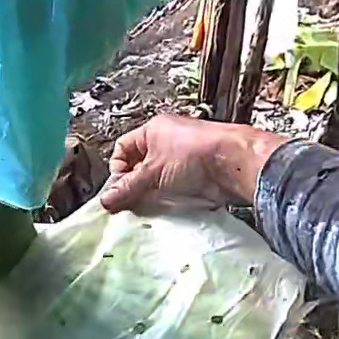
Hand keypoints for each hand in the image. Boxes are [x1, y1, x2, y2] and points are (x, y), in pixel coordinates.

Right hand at [99, 113, 286, 213]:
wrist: (232, 164)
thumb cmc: (194, 154)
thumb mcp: (152, 172)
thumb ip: (127, 187)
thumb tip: (106, 200)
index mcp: (152, 130)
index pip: (122, 148)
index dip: (117, 168)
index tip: (118, 189)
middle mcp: (166, 142)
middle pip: (139, 166)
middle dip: (134, 185)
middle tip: (130, 202)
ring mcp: (182, 160)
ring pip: (156, 180)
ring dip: (151, 194)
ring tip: (149, 206)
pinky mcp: (195, 177)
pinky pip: (173, 189)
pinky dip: (167, 199)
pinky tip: (166, 208)